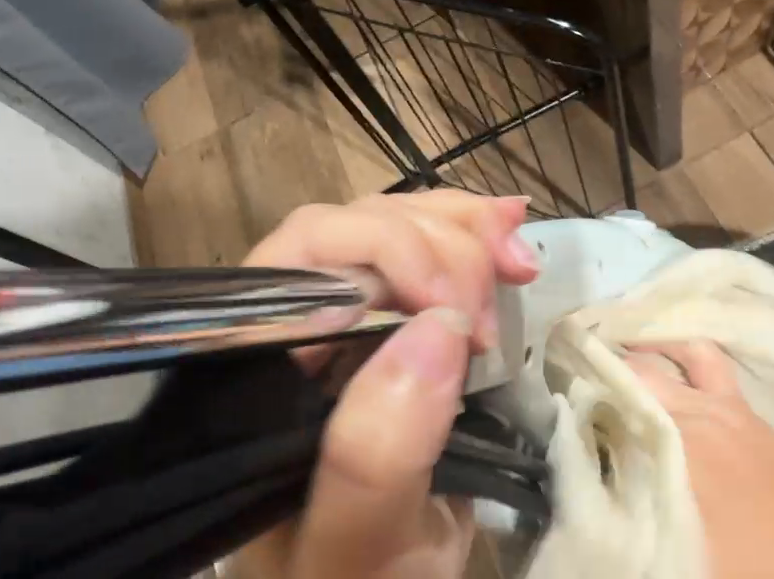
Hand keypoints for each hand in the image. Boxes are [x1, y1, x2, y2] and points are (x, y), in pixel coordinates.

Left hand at [237, 191, 539, 578]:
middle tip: (490, 321)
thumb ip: (373, 458)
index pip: (300, 258)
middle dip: (437, 248)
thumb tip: (437, 326)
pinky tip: (514, 240)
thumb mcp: (355, 551)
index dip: (381, 250)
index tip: (452, 306)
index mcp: (255, 368)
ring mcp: (353, 321)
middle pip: (356, 231)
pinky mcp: (403, 326)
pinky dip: (478, 238)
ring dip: (465, 231)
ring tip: (518, 262)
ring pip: (398, 228)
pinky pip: (433, 253)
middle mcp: (298, 328)